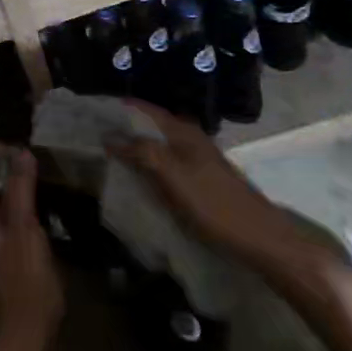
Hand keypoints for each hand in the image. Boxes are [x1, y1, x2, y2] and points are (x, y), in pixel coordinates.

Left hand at [0, 143, 62, 338]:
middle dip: (6, 162)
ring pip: (1, 193)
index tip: (16, 151)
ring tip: (46, 176)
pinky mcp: (12, 243)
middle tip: (37, 160)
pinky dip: (28, 200)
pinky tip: (50, 204)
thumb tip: (20, 152)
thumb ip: (20, 192)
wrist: (28, 326)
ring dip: (19, 180)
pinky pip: (15, 210)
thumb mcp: (24, 230)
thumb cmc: (25, 278)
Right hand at [107, 102, 333, 272]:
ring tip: (103, 151)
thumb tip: (108, 135)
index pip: (142, 108)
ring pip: (156, 143)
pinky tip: (133, 173)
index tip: (87, 110)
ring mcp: (197, 160)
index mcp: (183, 133)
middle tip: (89, 131)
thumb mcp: (173, 176)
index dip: (116, 107)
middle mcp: (190, 139)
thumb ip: (140, 152)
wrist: (264, 242)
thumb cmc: (215, 206)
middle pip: (148, 125)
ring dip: (132, 145)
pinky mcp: (199, 179)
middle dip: (120, 126)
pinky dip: (145, 162)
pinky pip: (163, 162)